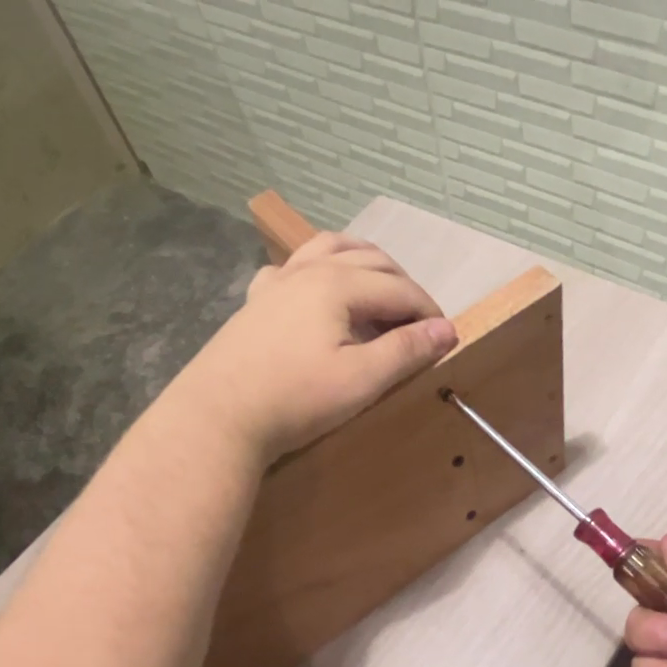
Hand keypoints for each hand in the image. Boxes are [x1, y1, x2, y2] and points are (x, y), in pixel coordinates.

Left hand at [177, 233, 458, 461]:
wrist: (219, 415)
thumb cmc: (296, 399)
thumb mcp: (361, 380)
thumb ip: (406, 351)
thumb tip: (447, 329)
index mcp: (339, 284)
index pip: (399, 288)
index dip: (428, 312)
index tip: (445, 339)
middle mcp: (309, 270)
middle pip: (371, 261)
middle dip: (403, 286)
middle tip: (419, 323)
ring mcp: (278, 282)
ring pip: (330, 249)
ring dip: (364, 263)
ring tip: (381, 288)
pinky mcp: (256, 302)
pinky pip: (293, 268)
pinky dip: (318, 270)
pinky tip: (318, 292)